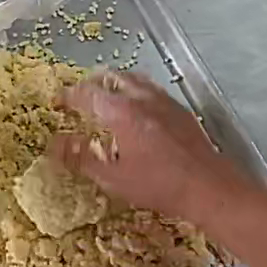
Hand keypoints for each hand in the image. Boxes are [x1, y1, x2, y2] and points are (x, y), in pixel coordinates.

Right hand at [53, 71, 255, 224]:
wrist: (211, 189)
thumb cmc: (159, 185)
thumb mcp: (113, 177)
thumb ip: (80, 158)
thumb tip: (55, 144)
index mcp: (120, 111)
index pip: (85, 93)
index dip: (67, 95)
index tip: (57, 102)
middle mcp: (140, 98)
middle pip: (110, 77)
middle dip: (91, 84)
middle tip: (80, 97)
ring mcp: (162, 101)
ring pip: (132, 79)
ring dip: (114, 84)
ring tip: (107, 97)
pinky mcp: (180, 110)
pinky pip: (150, 89)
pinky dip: (135, 92)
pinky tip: (138, 110)